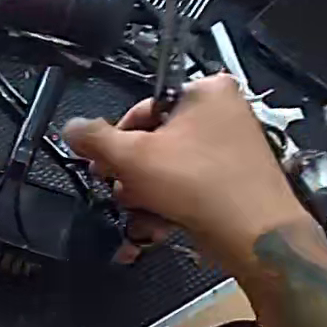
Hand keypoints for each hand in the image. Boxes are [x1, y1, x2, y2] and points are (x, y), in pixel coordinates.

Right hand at [62, 74, 310, 269]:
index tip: (100, 167)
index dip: (114, 142)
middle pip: (154, 143)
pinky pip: (188, 190)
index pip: (141, 110)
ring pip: (168, 171)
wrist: (254, 235)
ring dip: (146, 197)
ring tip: (141, 215)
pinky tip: (159, 226)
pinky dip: (169, 208)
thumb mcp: (133, 157)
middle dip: (131, 175)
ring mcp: (231, 151)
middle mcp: (222, 115)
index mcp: (204, 91)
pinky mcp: (233, 184)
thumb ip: (95, 139)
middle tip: (120, 193)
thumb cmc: (200, 185)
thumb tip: (72, 127)